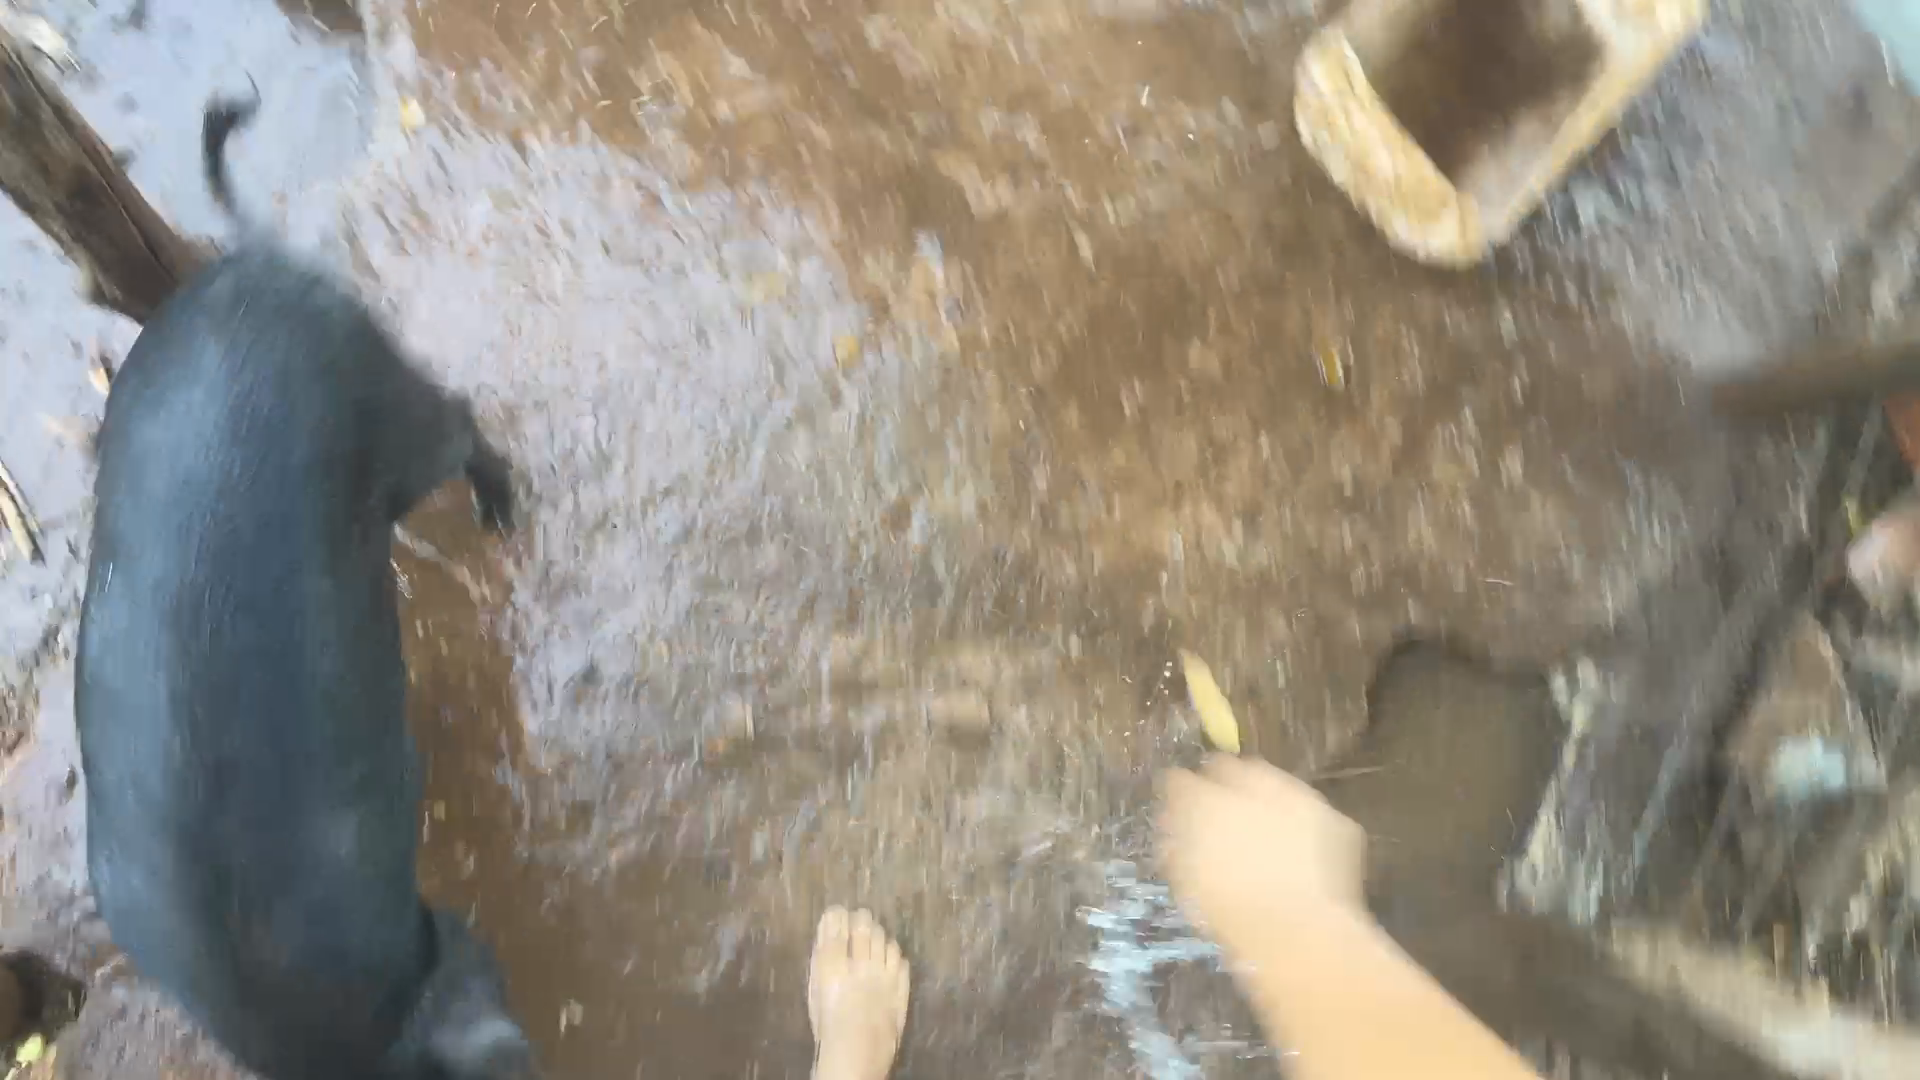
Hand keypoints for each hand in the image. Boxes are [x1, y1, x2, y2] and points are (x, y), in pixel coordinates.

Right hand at [1158, 755, 1366, 946]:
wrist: (1300, 936)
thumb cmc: (1231, 913)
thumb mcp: (1188, 881)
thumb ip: (1177, 846)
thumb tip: (1174, 833)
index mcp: (1201, 800)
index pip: (1180, 780)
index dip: (1181, 797)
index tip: (1183, 814)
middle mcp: (1247, 784)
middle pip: (1226, 768)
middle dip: (1222, 786)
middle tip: (1223, 820)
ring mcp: (1295, 796)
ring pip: (1271, 783)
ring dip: (1263, 800)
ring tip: (1266, 837)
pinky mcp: (1333, 818)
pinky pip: (1309, 812)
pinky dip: (1302, 826)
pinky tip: (1301, 855)